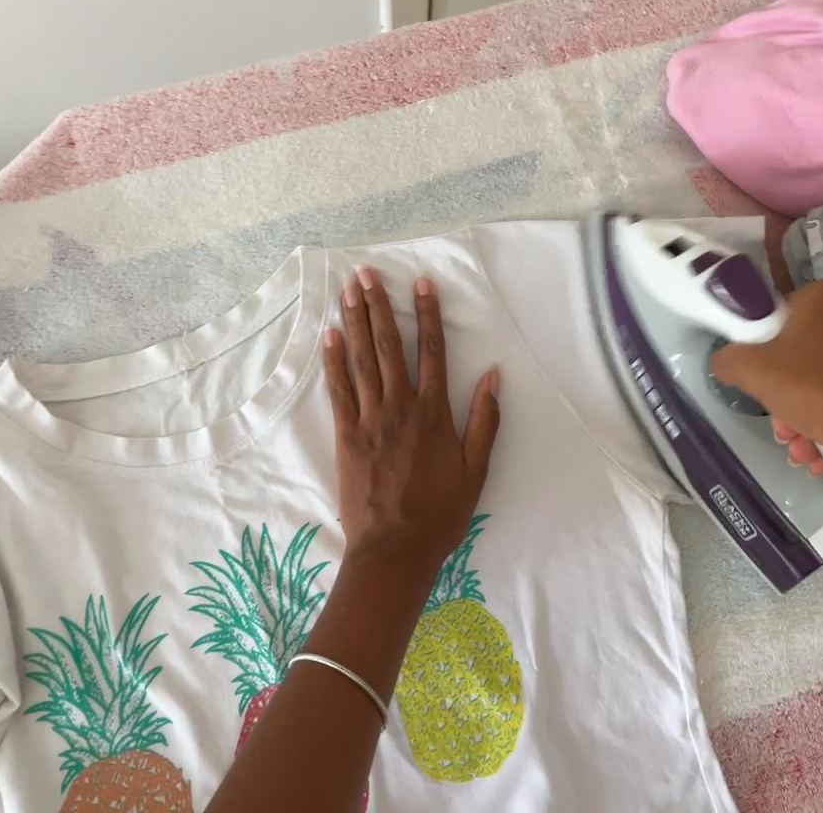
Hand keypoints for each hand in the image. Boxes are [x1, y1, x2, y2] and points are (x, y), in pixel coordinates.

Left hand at [323, 267, 500, 575]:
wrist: (395, 550)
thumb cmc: (440, 512)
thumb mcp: (476, 469)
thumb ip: (484, 419)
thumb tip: (492, 374)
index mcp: (434, 413)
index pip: (432, 351)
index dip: (427, 315)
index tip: (420, 284)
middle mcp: (401, 407)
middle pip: (390, 346)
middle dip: (379, 306)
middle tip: (367, 273)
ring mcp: (370, 419)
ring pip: (362, 360)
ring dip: (355, 322)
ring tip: (348, 291)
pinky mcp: (346, 435)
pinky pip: (339, 390)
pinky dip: (334, 361)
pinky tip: (330, 335)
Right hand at [710, 279, 822, 501]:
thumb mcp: (756, 373)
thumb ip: (727, 360)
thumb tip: (726, 361)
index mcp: (818, 297)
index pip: (767, 318)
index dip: (754, 353)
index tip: (755, 385)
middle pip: (792, 354)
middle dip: (780, 398)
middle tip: (780, 428)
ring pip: (818, 380)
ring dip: (801, 417)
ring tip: (802, 452)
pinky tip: (822, 453)